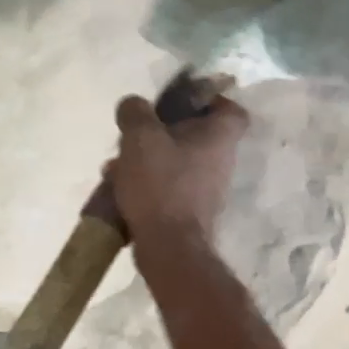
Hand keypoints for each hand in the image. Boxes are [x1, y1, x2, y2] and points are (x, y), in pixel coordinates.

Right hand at [106, 89, 248, 243]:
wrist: (169, 247)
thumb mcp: (140, 138)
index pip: (231, 109)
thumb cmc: (160, 185)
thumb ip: (135, 113)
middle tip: (135, 136)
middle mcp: (222, 162)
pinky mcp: (191, 214)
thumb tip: (133, 104)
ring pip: (178, 163)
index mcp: (220, 136)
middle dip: (163, 134)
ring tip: (116, 167)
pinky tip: (121, 191)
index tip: (180, 103)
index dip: (209, 100)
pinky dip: (149, 185)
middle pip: (196, 136)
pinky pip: (170, 188)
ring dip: (150, 161)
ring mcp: (208, 191)